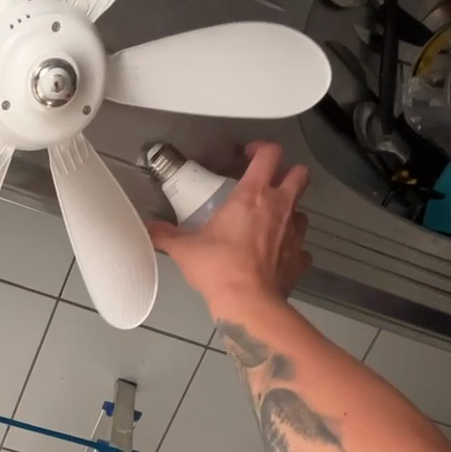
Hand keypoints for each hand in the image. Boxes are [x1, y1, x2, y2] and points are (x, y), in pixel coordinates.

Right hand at [149, 142, 312, 318]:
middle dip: (287, 173)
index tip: (248, 155)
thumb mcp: (184, 250)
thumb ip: (166, 235)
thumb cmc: (219, 268)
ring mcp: (294, 232)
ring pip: (301, 210)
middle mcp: (280, 207)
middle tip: (268, 185)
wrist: (247, 303)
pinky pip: (299, 246)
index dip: (261, 148)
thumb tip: (149, 228)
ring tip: (269, 224)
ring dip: (289, 211)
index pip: (269, 154)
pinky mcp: (299, 257)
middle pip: (300, 173)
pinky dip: (289, 247)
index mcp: (253, 195)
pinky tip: (274, 256)